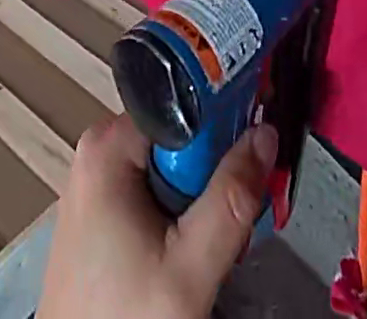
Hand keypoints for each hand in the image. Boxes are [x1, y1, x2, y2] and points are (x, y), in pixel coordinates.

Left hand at [38, 115, 278, 318]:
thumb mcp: (190, 266)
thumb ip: (232, 197)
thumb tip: (266, 135)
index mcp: (108, 146)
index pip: (185, 101)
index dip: (226, 119)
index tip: (255, 141)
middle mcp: (99, 152)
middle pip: (184, 133)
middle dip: (216, 168)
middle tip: (233, 211)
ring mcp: (101, 180)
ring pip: (177, 162)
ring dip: (204, 194)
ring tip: (210, 240)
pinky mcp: (106, 207)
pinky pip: (160, 185)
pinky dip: (184, 209)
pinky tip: (190, 247)